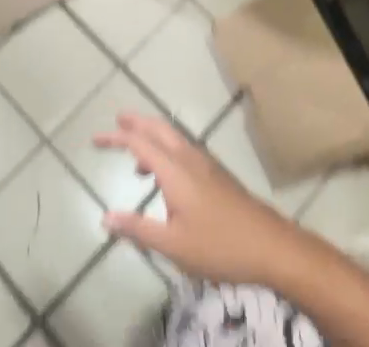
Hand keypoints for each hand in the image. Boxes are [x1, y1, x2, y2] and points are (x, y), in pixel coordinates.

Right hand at [93, 112, 315, 286]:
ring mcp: (208, 166)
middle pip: (159, 129)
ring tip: (135, 157)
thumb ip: (138, 229)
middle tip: (117, 121)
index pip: (139, 143)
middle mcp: (191, 159)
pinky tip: (168, 178)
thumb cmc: (219, 246)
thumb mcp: (172, 245)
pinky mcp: (219, 177)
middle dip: (137, 123)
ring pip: (175, 139)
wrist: (273, 247)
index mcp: (175, 171)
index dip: (116, 138)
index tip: (95, 139)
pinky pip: (186, 151)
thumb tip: (105, 218)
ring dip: (153, 137)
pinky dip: (168, 151)